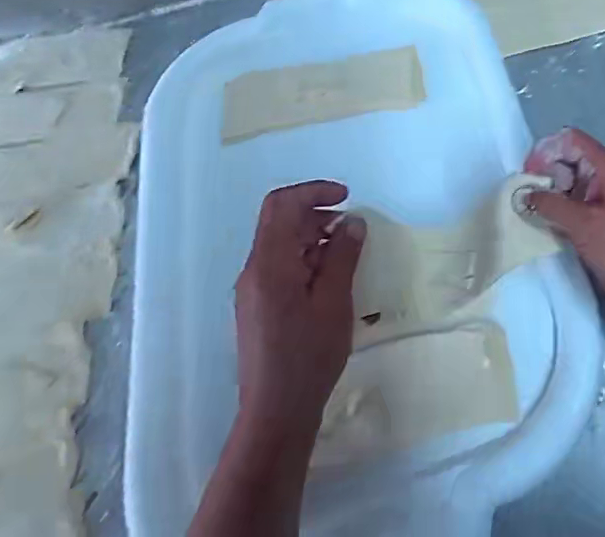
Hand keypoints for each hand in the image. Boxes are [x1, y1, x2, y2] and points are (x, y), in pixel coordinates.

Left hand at [233, 181, 365, 437]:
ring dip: (311, 238)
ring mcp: (252, 289)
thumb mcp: (334, 302)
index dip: (313, 191)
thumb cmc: (308, 356)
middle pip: (279, 221)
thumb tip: (352, 222)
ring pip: (280, 243)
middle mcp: (254, 269)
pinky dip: (304, 259)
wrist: (275, 414)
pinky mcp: (257, 306)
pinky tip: (328, 280)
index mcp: (269, 262)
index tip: (345, 197)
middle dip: (315, 214)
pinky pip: (279, 265)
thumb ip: (342, 256)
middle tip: (350, 229)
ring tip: (344, 256)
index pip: (282, 204)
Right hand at [520, 128, 604, 320]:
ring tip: (531, 211)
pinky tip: (546, 226)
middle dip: (543, 173)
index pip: (569, 139)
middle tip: (525, 196)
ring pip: (568, 184)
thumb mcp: (584, 225)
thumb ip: (551, 205)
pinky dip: (558, 211)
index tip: (528, 173)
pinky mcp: (602, 222)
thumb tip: (524, 194)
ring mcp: (604, 200)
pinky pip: (574, 206)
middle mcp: (604, 177)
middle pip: (566, 160)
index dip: (546, 150)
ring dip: (549, 194)